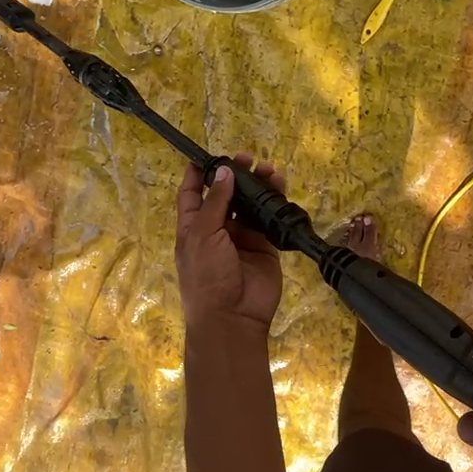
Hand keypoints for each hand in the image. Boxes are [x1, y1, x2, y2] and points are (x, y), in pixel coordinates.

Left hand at [176, 155, 285, 332]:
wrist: (233, 317)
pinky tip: (280, 186)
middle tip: (247, 158)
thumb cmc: (207, 276)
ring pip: (250, 203)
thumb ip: (216, 203)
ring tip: (269, 169)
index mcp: (193, 228)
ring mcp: (242, 237)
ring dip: (258, 185)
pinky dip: (275, 202)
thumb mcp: (203, 236)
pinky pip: (269, 218)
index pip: (192, 195)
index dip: (197, 175)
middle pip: (226, 195)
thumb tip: (225, 172)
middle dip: (235, 175)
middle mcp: (217, 229)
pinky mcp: (264, 245)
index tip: (207, 155)